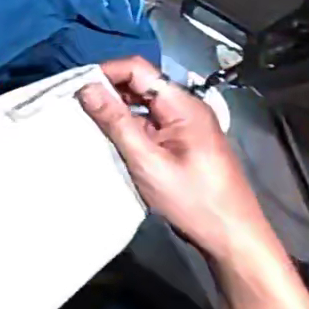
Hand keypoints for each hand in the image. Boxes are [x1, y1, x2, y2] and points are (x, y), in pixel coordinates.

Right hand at [78, 57, 277, 264]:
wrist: (233, 239)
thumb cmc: (194, 201)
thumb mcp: (148, 162)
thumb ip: (116, 122)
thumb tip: (86, 88)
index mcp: (183, 105)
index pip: (137, 69)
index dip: (105, 73)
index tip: (76, 90)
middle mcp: (185, 107)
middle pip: (139, 83)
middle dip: (106, 90)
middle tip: (75, 106)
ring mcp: (183, 125)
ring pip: (141, 103)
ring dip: (114, 108)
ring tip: (85, 121)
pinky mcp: (180, 141)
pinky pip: (147, 121)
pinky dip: (125, 125)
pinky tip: (107, 138)